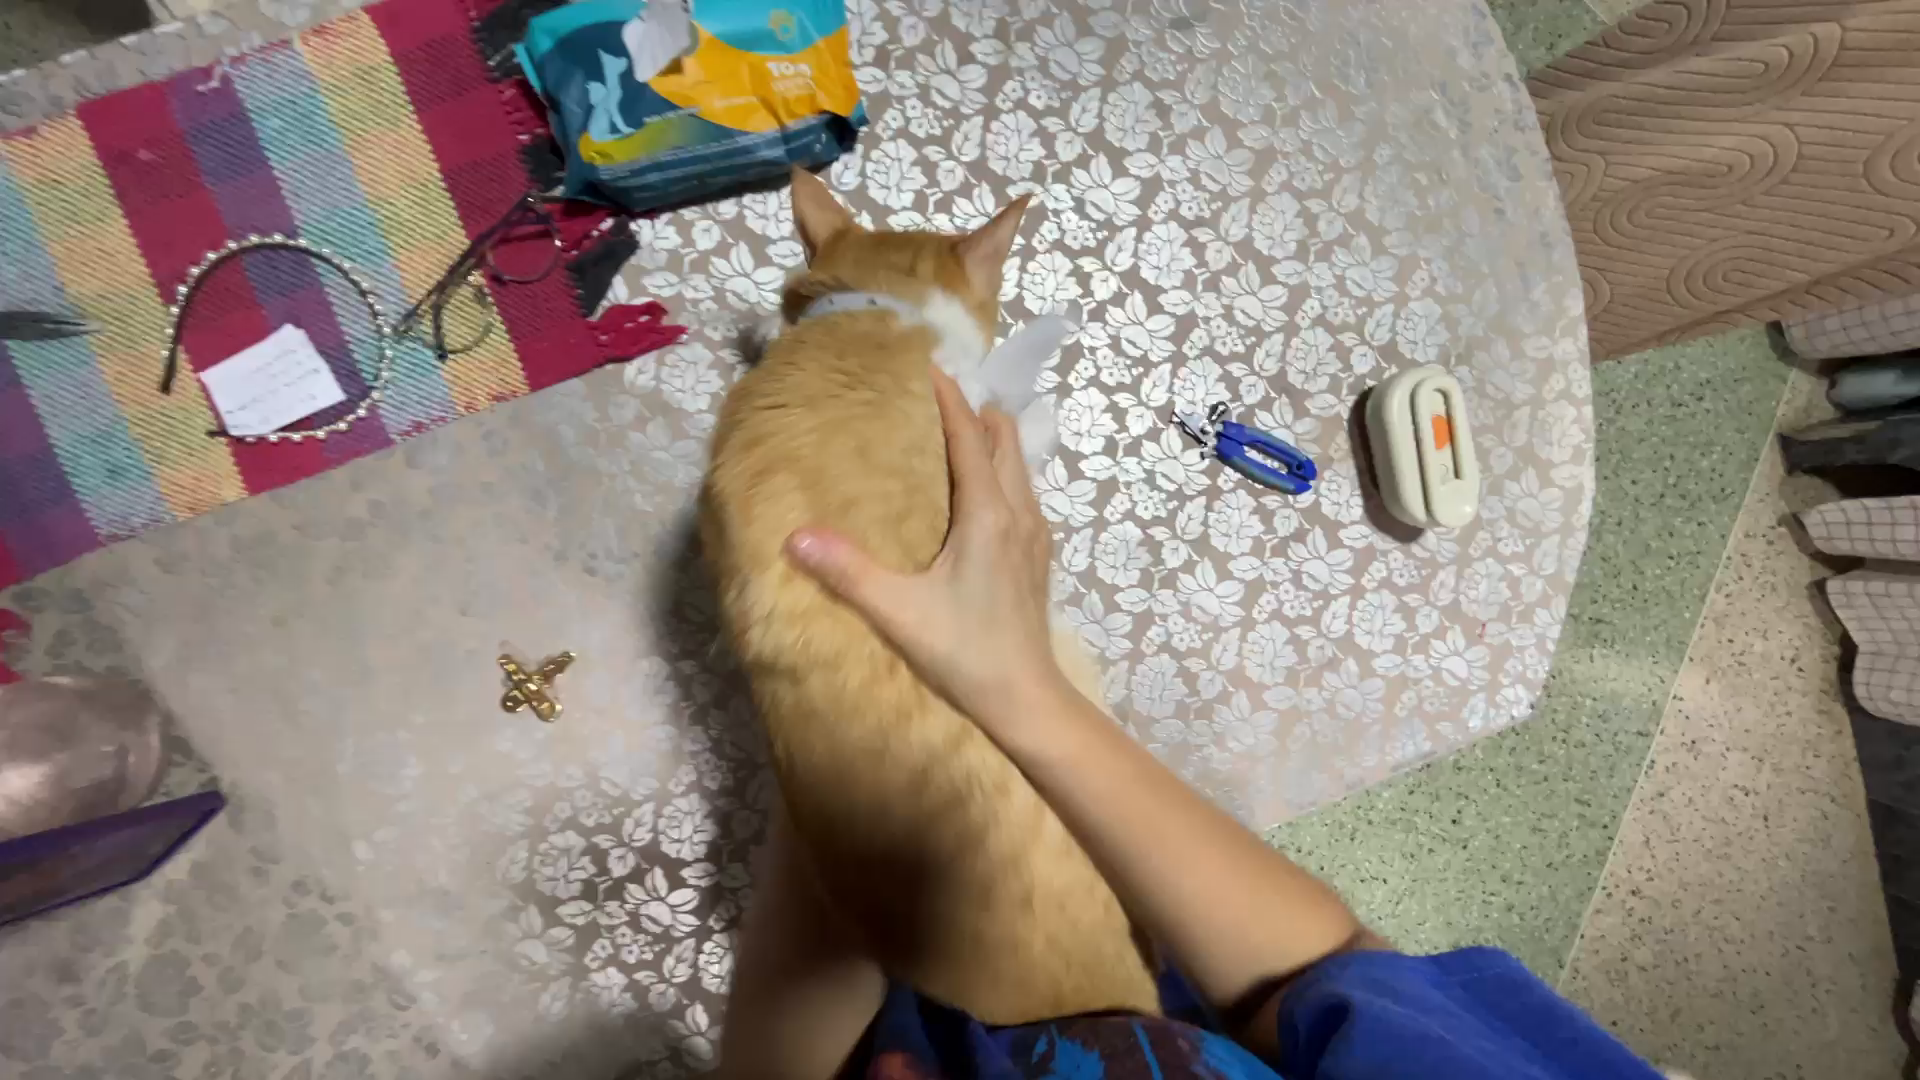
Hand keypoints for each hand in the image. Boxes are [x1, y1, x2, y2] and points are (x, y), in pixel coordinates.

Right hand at [785, 368, 1069, 731]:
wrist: (1025, 697)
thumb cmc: (964, 651)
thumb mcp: (898, 612)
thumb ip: (847, 573)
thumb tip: (795, 537)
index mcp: (988, 513)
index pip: (969, 435)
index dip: (948, 397)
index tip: (927, 364)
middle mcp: (1020, 511)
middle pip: (1004, 437)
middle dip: (973, 411)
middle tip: (933, 401)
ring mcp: (1036, 532)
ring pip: (1018, 464)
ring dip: (989, 440)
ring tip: (950, 437)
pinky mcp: (1038, 554)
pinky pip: (1022, 490)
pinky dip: (999, 471)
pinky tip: (973, 495)